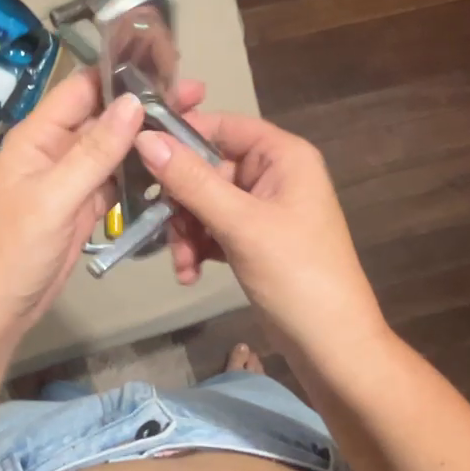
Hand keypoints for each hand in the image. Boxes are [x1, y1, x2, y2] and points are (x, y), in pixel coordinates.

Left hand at [0, 71, 207, 339]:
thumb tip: (133, 103)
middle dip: (146, 106)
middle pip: (104, 117)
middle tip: (196, 97)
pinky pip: (115, 181)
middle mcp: (54, 151)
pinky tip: (171, 168)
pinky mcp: (82, 206)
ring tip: (193, 128)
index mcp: (38, 137)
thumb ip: (94, 152)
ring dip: (148, 140)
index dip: (122, 75)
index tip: (167, 67)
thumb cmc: (13, 251)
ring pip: (113, 149)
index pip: (82, 89)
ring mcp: (70, 180)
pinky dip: (141, 175)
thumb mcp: (53, 197)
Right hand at [133, 113, 385, 347]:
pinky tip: (190, 273)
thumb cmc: (295, 274)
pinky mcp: (253, 239)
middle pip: (207, 168)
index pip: (221, 126)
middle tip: (162, 229)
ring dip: (185, 232)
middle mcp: (273, 174)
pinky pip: (211, 229)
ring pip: (203, 202)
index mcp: (283, 156)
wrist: (331, 345)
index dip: (181, 137)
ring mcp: (263, 209)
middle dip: (181, 202)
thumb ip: (191, 180)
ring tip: (182, 264)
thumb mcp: (240, 224)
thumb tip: (144, 138)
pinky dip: (197, 247)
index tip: (138, 154)